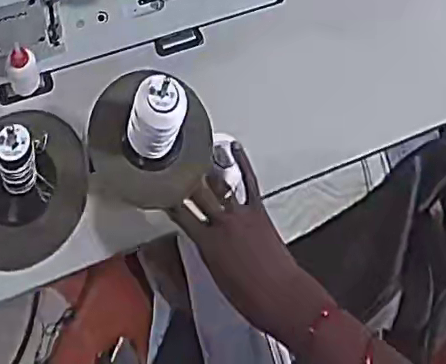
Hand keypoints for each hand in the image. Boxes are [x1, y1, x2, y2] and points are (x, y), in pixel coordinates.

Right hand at [168, 142, 333, 349]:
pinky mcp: (258, 210)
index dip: (169, 199)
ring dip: (207, 168)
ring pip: (219, 183)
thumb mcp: (218, 276)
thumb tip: (203, 239)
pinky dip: (242, 162)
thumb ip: (208, 251)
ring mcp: (240, 213)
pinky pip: (249, 180)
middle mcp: (221, 223)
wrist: (283, 298)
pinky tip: (235, 148)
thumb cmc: (253, 298)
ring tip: (196, 153)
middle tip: (176, 164)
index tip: (162, 188)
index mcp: (207, 243)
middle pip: (197, 193)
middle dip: (184, 177)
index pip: (181, 214)